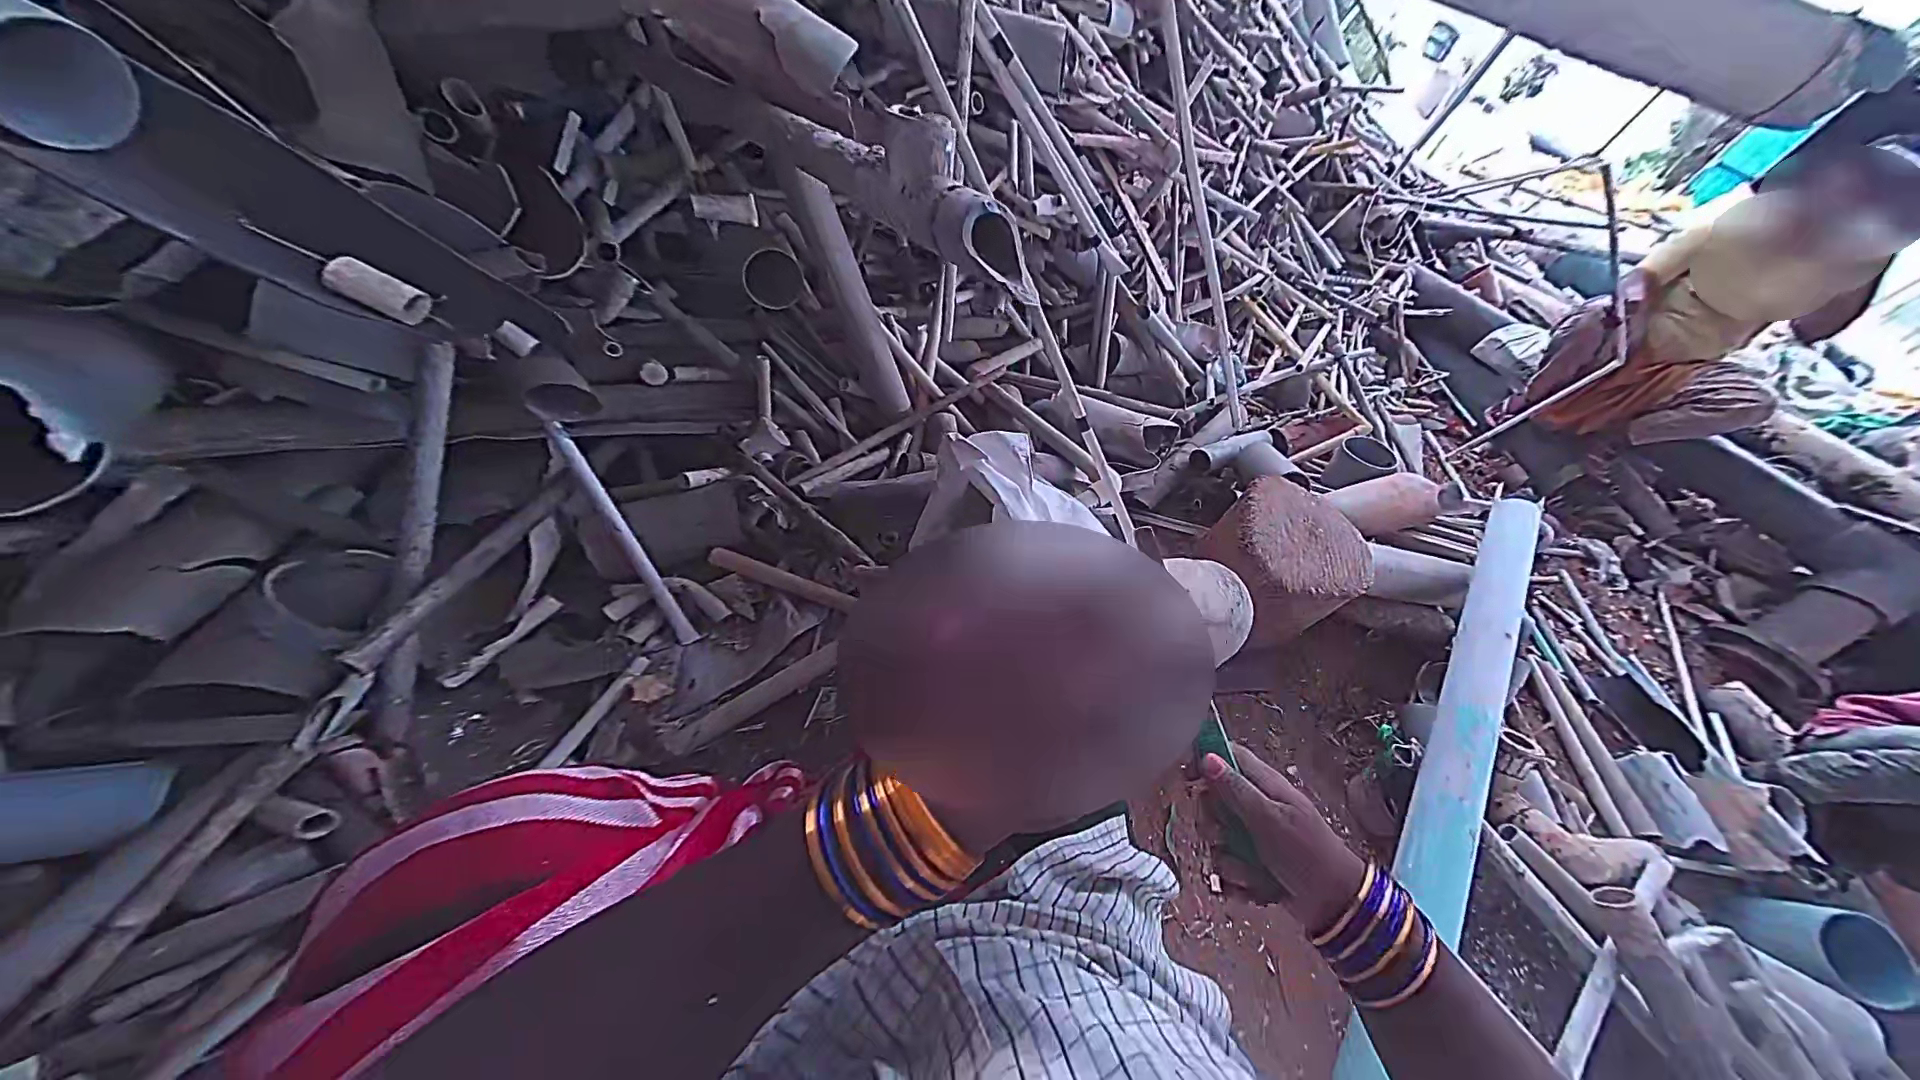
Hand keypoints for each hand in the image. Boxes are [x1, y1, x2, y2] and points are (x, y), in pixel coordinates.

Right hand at [1201, 745, 1369, 933]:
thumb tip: (1207, 757)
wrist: (1339, 907)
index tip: (1189, 779)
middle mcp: (1255, 806)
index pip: (1227, 755)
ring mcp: (1253, 836)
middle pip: (1212, 800)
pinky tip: (1254, 887)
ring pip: (1216, 837)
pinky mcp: (1252, 863)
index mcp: (1264, 785)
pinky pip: (1227, 866)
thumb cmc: (1307, 854)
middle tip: (1225, 834)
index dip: (1205, 761)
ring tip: (1251, 870)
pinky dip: (1237, 880)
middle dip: (1212, 823)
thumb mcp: (1269, 818)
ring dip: (1228, 858)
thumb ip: (1236, 789)